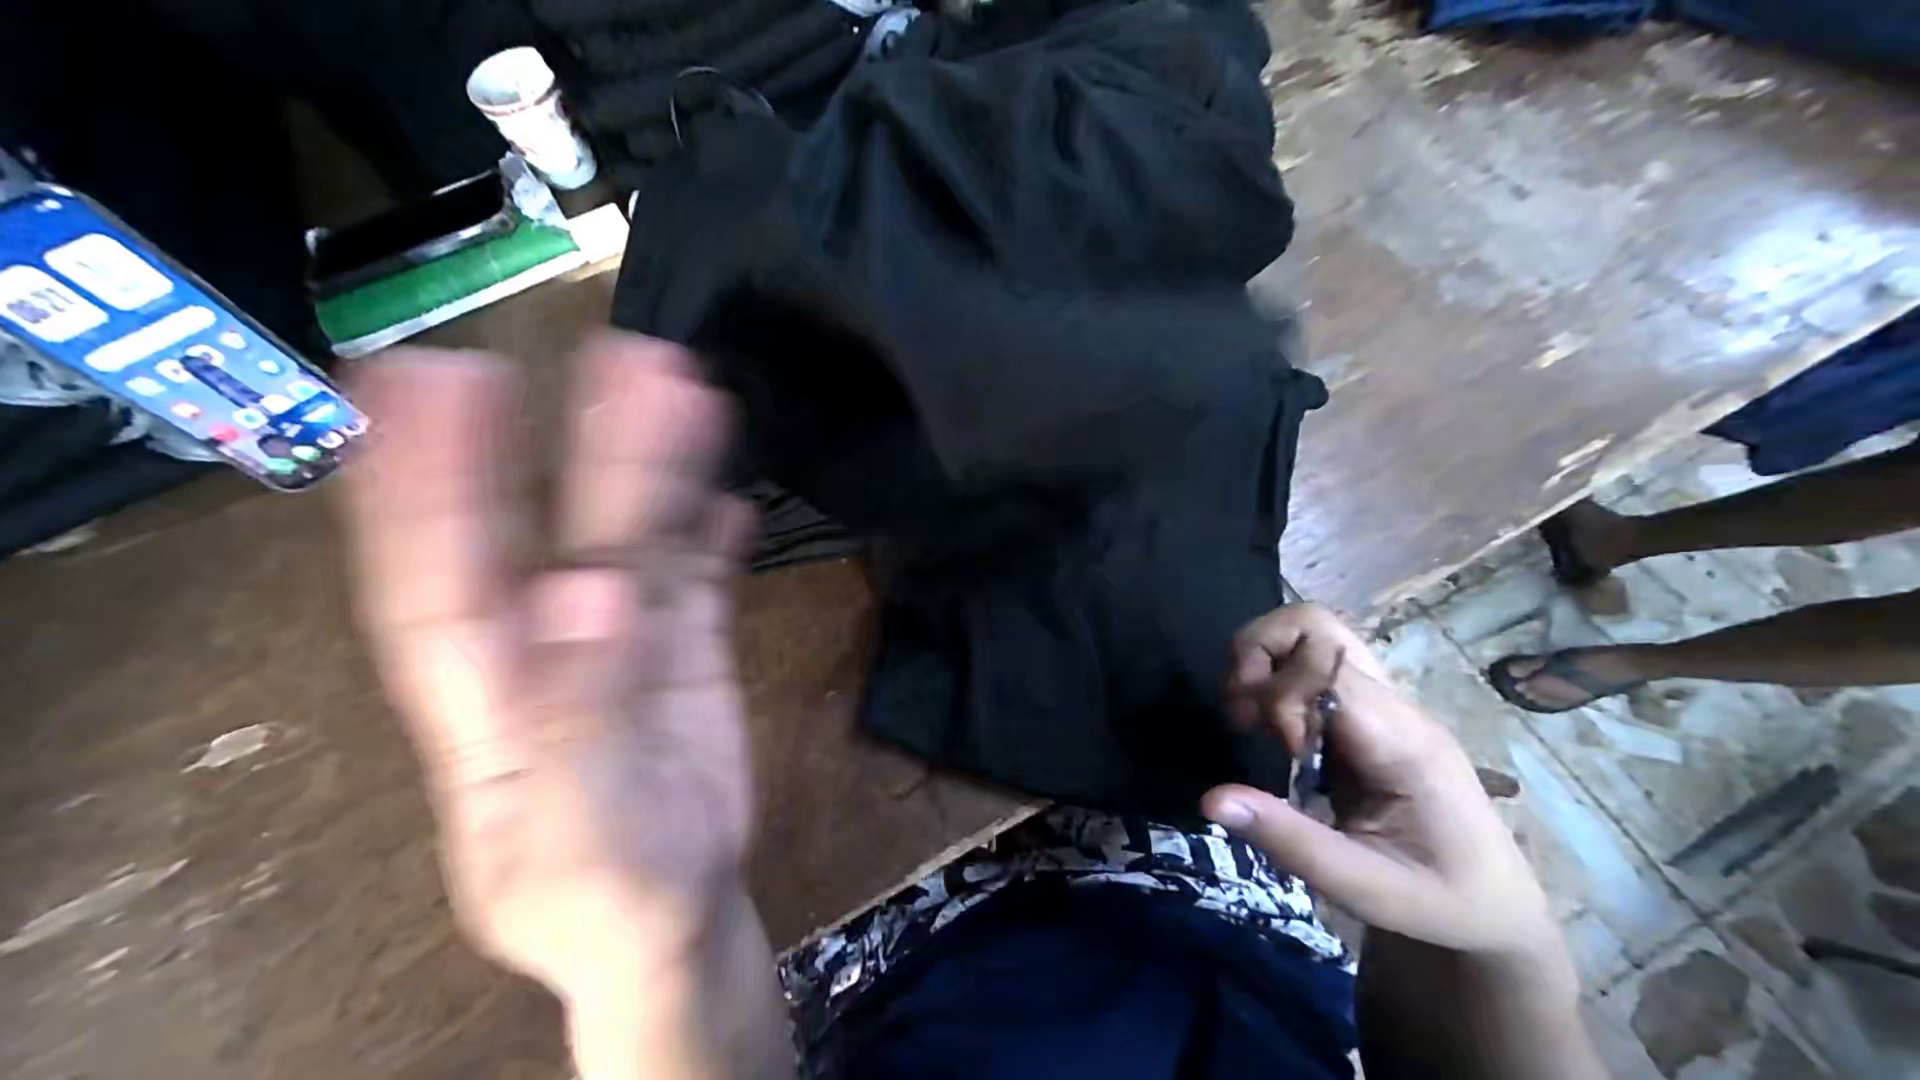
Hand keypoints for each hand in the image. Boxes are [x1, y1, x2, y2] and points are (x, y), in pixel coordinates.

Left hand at [342, 333, 755, 1000]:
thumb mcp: (575, 834)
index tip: (430, 377)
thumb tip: (589, 591)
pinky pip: (700, 578)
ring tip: (689, 390)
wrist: (672, 915)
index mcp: (486, 691)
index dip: (429, 474)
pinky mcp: (689, 651)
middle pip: (563, 525)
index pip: (440, 567)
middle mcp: (553, 641)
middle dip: (579, 440)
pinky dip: (712, 535)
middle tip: (614, 350)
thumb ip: (577, 715)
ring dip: (664, 467)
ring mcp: (630, 640)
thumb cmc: (598, 899)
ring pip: (644, 535)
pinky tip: (730, 497)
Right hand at [1201, 603, 1559, 957]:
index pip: (1328, 671)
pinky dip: (1270, 676)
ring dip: (1260, 660)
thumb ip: (1289, 841)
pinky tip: (1265, 725)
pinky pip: (1307, 661)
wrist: (1497, 908)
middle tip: (1241, 711)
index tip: (1281, 752)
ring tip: (1246, 717)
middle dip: (1258, 652)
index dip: (1281, 697)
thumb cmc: (1440, 903)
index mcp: (1404, 741)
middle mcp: (1393, 705)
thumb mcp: (1367, 890)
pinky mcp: (1362, 709)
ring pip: (1308, 632)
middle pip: (1315, 624)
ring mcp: (1380, 701)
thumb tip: (1210, 799)